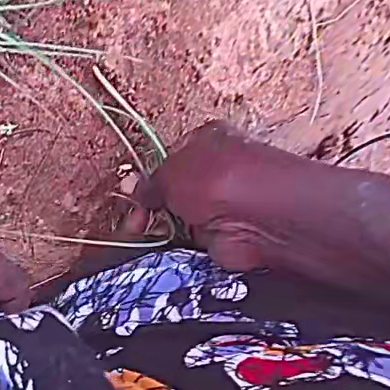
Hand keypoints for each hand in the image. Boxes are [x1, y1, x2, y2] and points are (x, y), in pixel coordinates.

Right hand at [138, 122, 370, 287]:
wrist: (260, 219)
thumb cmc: (216, 180)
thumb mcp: (171, 172)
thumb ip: (148, 182)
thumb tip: (129, 187)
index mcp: (204, 141)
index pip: (166, 158)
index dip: (145, 177)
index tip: (129, 195)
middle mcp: (211, 171)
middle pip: (168, 190)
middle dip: (146, 207)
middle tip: (132, 223)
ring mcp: (214, 204)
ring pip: (172, 217)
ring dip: (154, 228)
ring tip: (138, 235)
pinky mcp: (215, 235)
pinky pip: (183, 241)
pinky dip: (169, 246)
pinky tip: (155, 248)